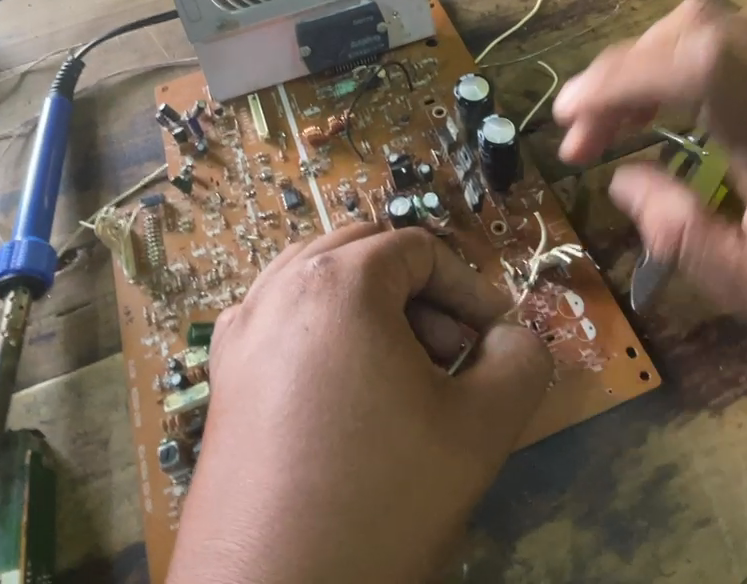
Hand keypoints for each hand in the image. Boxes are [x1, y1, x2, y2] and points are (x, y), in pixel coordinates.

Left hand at [167, 222, 552, 583]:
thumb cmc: (380, 497)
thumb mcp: (480, 428)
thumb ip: (521, 359)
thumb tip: (512, 336)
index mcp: (337, 280)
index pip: (419, 248)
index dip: (469, 287)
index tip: (494, 338)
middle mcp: (279, 287)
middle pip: (366, 252)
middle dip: (420, 292)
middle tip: (451, 355)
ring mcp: (242, 330)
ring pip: (321, 281)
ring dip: (373, 309)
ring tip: (403, 375)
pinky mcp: (225, 375)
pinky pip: (284, 321)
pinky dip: (325, 332)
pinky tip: (346, 391)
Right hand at [553, 0, 746, 360]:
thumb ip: (682, 234)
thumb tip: (621, 178)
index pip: (695, 64)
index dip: (619, 78)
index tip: (570, 123)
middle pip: (691, 29)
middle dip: (618, 74)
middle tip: (581, 137)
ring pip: (712, 22)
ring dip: (649, 61)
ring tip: (618, 119)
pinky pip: (740, 35)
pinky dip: (686, 58)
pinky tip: (675, 102)